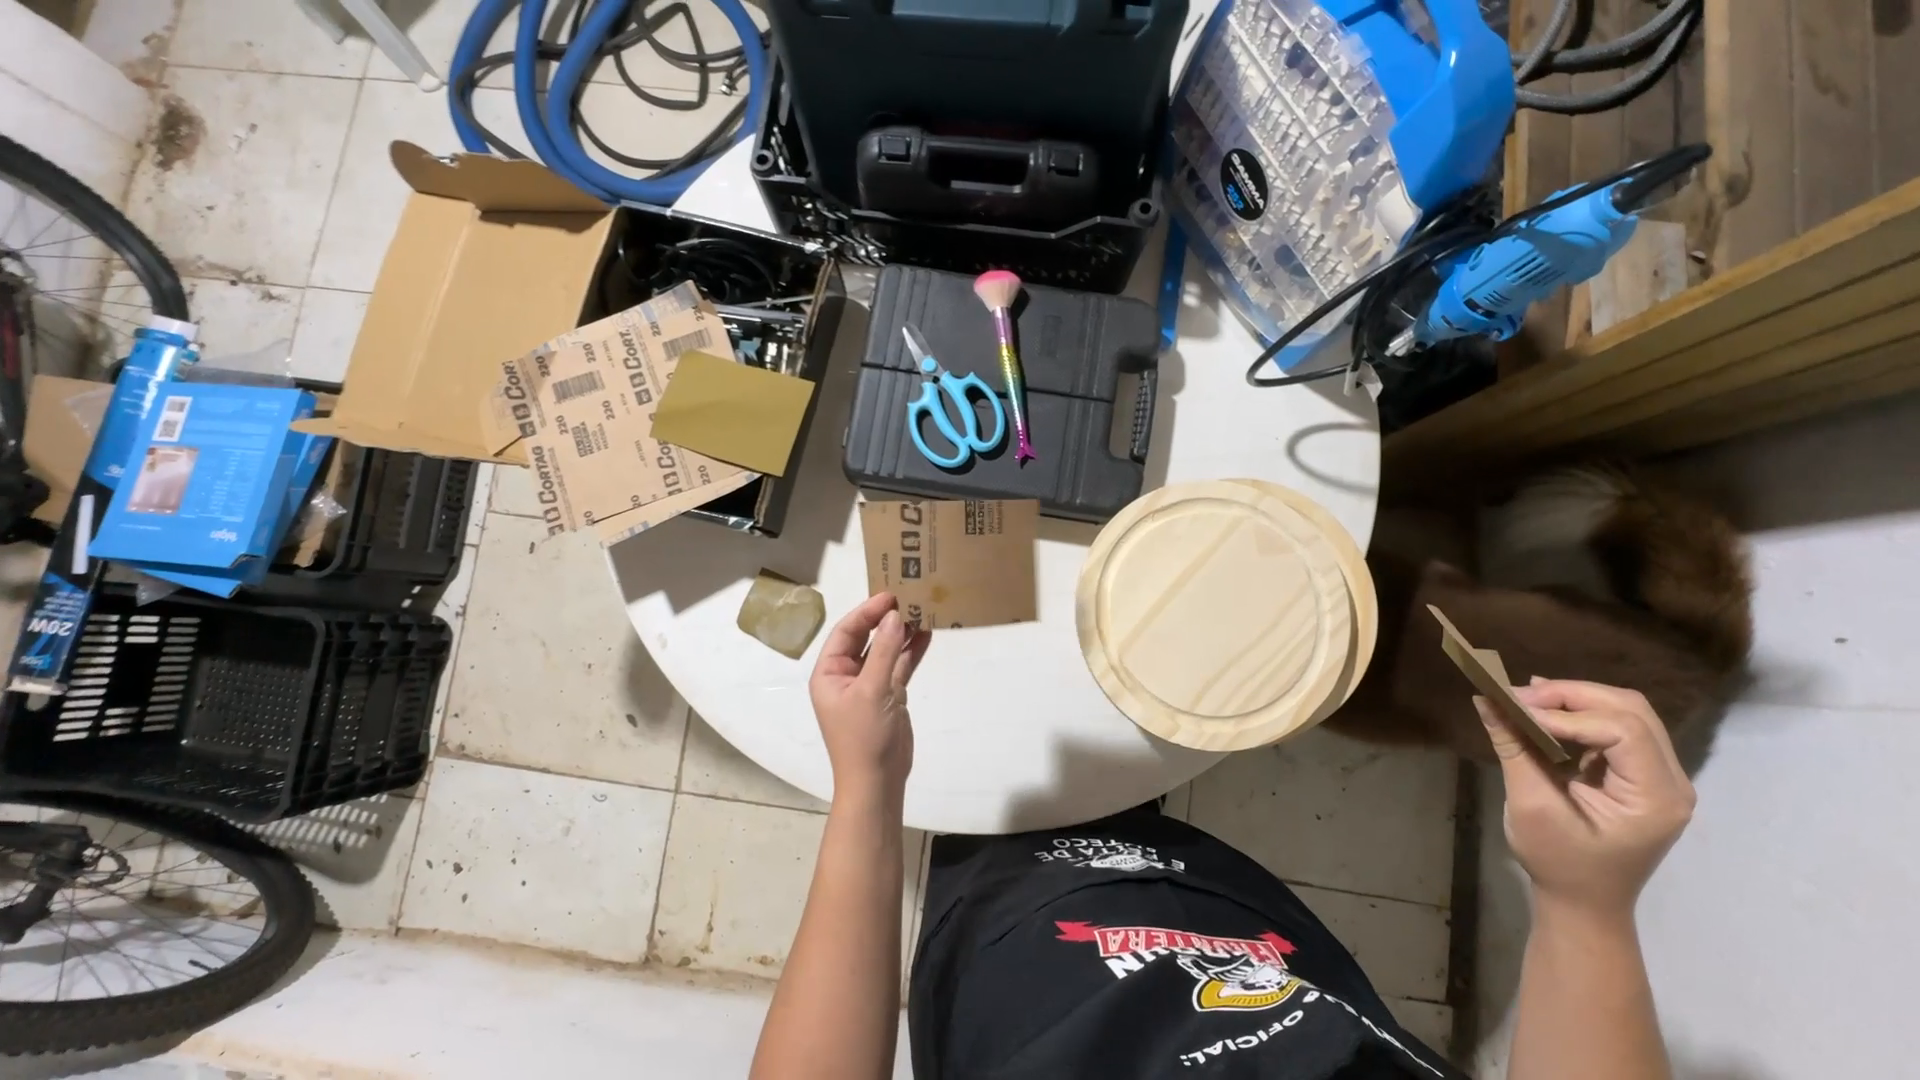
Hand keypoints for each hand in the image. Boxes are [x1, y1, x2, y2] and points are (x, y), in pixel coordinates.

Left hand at [809, 593, 931, 803]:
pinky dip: (911, 651)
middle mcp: (846, 675)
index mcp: (829, 673)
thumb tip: (894, 615)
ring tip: (922, 610)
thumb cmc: (864, 736)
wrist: (877, 781)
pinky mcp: (889, 696)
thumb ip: (884, 651)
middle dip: (885, 619)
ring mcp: (868, 685)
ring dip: (901, 633)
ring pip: (885, 650)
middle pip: (865, 638)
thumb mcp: (872, 690)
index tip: (890, 595)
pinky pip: (899, 666)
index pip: (845, 632)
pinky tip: (927, 634)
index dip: (866, 612)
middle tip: (909, 597)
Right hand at [1477, 680, 1695, 920]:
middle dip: (1572, 696)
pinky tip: (1545, 714)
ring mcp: (1661, 776)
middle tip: (1520, 696)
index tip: (1518, 710)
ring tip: (1528, 701)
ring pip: (1627, 712)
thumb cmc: (1558, 862)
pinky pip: (1618, 727)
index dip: (1569, 713)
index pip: (1622, 730)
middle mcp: (1671, 780)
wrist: (1584, 903)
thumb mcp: (1530, 806)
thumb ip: (1514, 749)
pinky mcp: (1643, 774)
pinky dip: (1580, 714)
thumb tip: (1486, 700)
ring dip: (1576, 700)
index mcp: (1655, 796)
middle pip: (1631, 710)